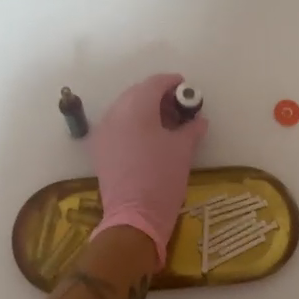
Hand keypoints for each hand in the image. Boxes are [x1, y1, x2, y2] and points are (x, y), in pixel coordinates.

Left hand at [90, 73, 206, 265]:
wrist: (134, 216)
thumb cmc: (162, 179)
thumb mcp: (183, 151)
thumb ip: (191, 129)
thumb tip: (199, 120)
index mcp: (136, 109)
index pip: (154, 84)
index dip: (171, 82)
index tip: (185, 86)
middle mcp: (115, 114)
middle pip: (136, 93)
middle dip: (156, 94)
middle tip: (177, 105)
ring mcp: (103, 131)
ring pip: (124, 108)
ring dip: (143, 108)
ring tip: (164, 121)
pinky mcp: (99, 148)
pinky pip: (116, 124)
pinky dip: (131, 122)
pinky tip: (146, 136)